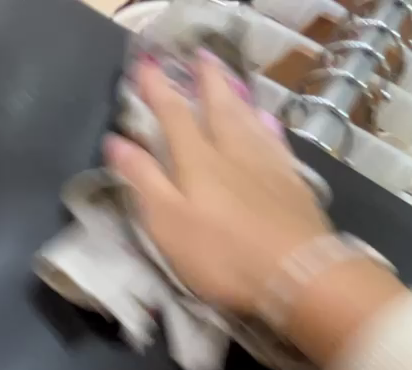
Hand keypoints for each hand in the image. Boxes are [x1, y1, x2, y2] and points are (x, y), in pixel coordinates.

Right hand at [107, 58, 409, 369]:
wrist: (294, 272)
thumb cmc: (219, 255)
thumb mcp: (167, 223)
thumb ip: (143, 180)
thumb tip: (117, 142)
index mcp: (196, 160)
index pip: (172, 115)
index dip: (157, 90)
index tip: (144, 65)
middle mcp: (232, 151)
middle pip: (216, 106)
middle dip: (203, 80)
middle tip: (198, 56)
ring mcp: (266, 163)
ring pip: (247, 117)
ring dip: (234, 94)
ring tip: (227, 76)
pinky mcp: (290, 181)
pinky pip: (274, 140)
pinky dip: (265, 124)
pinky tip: (265, 120)